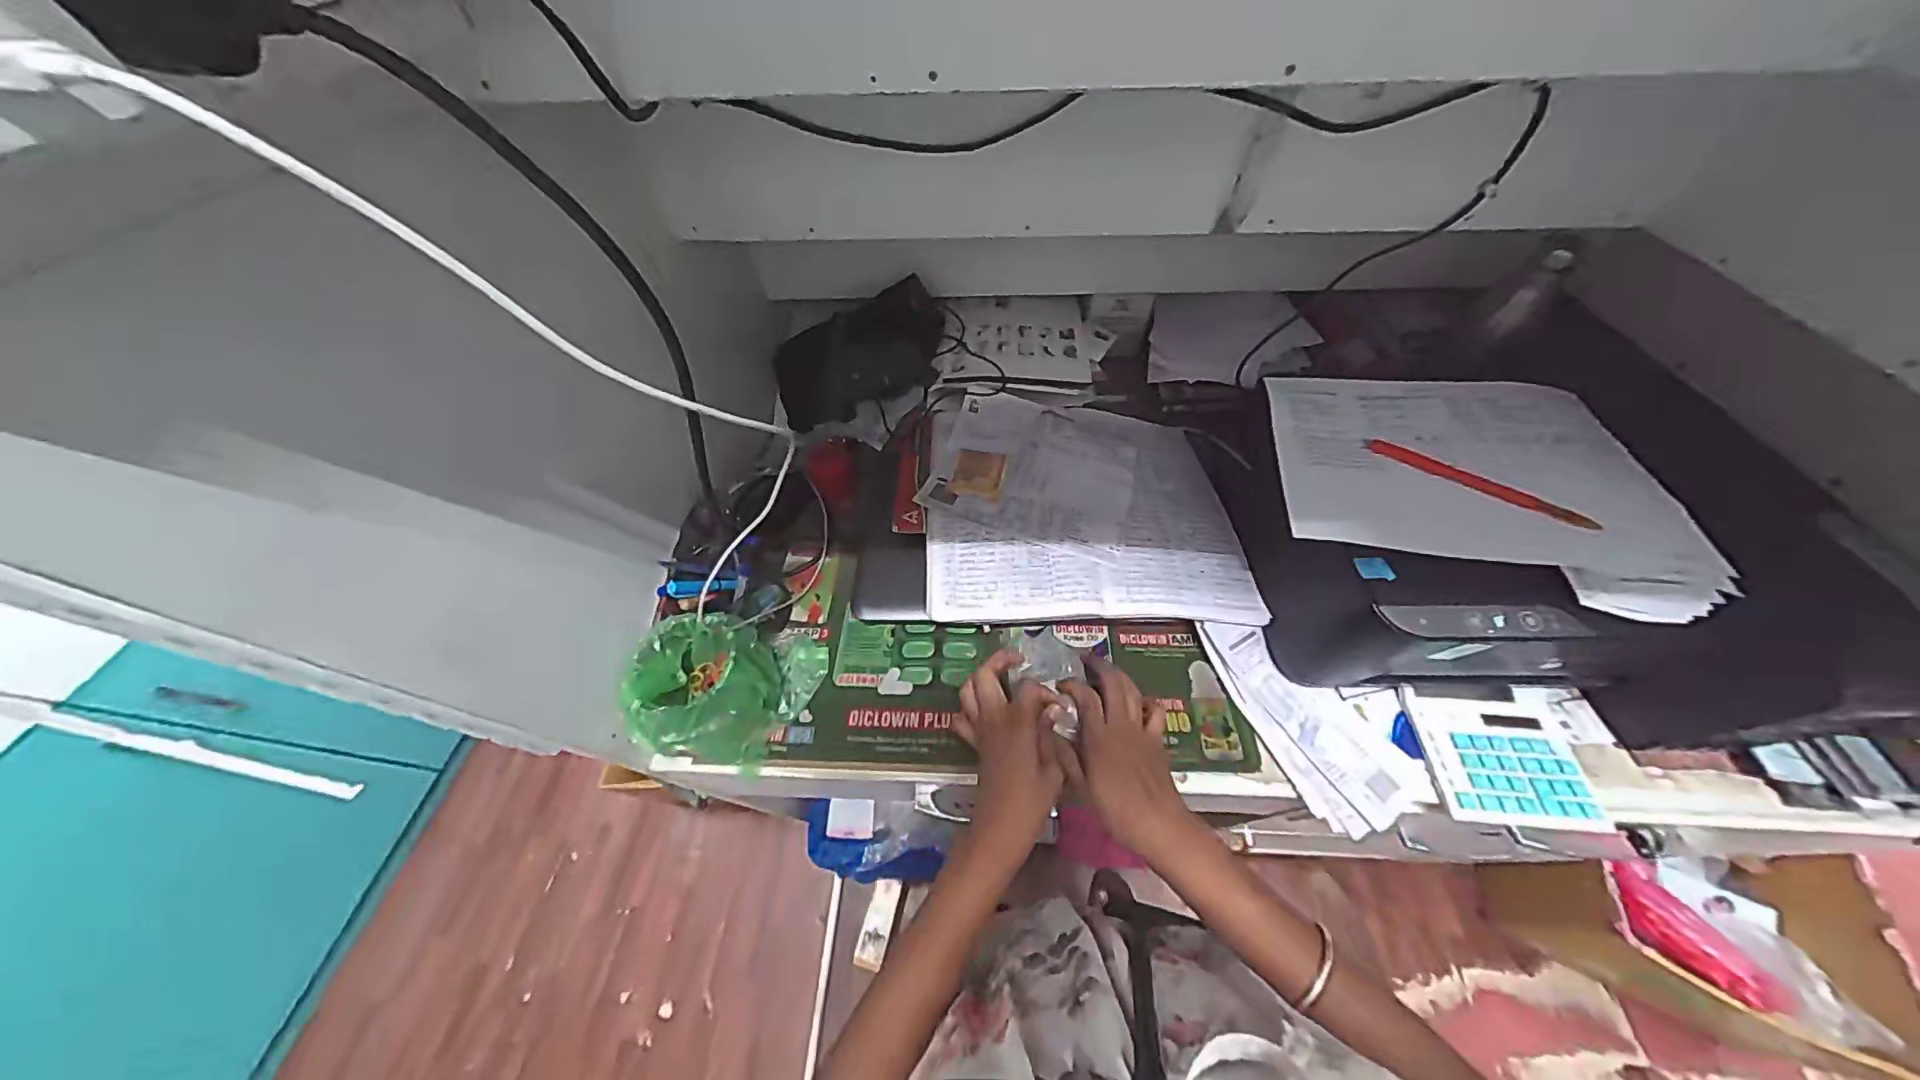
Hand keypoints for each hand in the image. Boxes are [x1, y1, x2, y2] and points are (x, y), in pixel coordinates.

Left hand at [954, 650, 1071, 853]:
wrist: (999, 828)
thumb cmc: (1031, 803)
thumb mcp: (1054, 770)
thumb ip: (1050, 734)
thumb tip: (1052, 710)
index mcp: (1017, 722)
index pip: (1028, 687)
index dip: (1045, 691)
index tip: (1059, 708)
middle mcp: (993, 719)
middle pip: (984, 675)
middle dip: (1000, 661)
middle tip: (1018, 661)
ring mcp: (980, 730)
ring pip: (967, 690)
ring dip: (981, 679)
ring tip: (1002, 679)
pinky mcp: (974, 744)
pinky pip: (963, 717)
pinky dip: (970, 709)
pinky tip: (987, 711)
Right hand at [1059, 656, 1201, 864]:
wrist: (1158, 823)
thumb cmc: (1114, 809)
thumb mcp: (1081, 787)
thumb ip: (1066, 756)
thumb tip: (1051, 731)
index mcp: (1099, 737)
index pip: (1085, 697)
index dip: (1072, 685)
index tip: (1061, 685)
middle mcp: (1121, 726)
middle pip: (1114, 683)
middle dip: (1100, 666)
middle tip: (1087, 660)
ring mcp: (1143, 731)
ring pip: (1134, 691)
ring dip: (1121, 676)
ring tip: (1109, 671)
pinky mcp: (1157, 740)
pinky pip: (1155, 711)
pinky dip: (1147, 701)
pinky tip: (1139, 702)